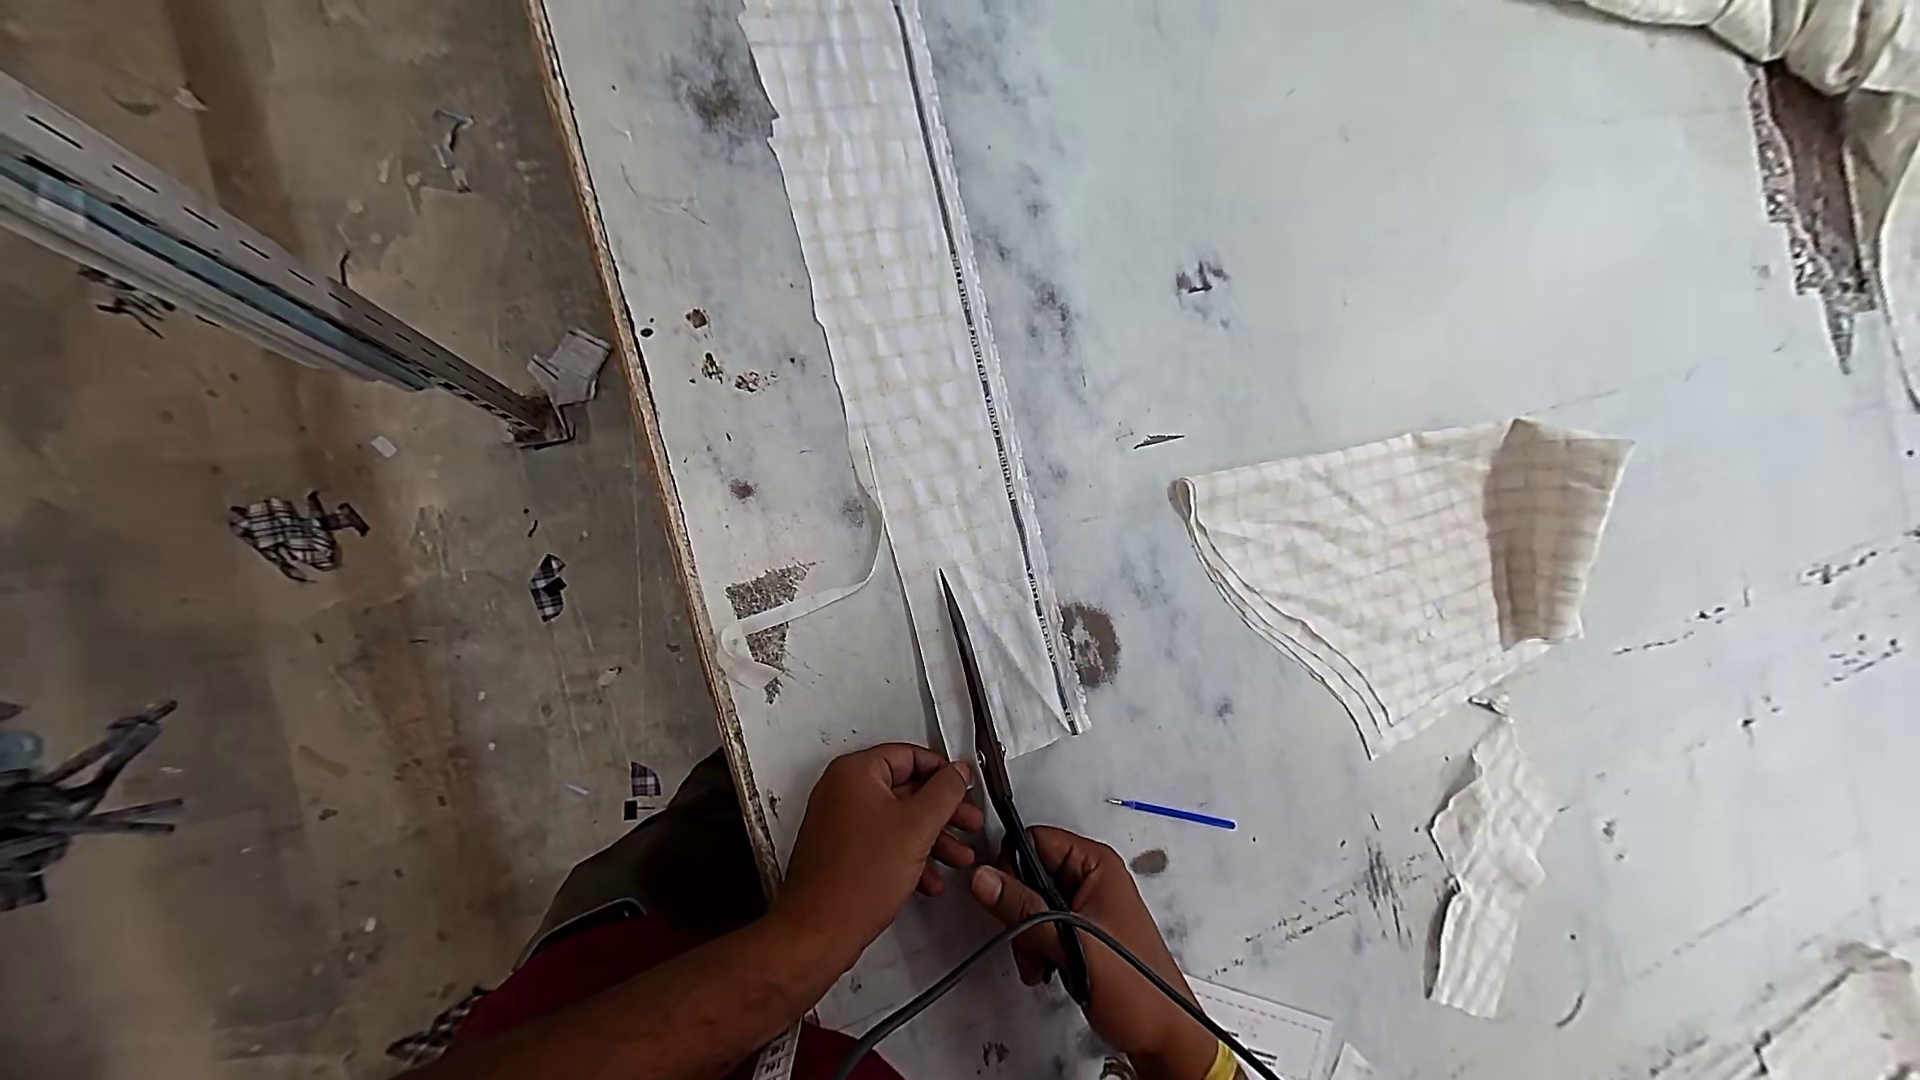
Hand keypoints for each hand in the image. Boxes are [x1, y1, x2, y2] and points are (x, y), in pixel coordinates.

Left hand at [774, 744, 983, 964]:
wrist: (819, 932)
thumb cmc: (853, 882)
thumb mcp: (917, 826)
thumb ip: (945, 792)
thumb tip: (957, 772)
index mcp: (855, 772)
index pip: (910, 755)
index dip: (942, 771)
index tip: (961, 785)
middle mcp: (841, 790)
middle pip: (906, 787)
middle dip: (942, 810)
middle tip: (965, 819)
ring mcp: (838, 820)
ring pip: (897, 817)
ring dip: (931, 836)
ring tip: (955, 853)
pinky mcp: (840, 850)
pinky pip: (882, 840)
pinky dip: (908, 853)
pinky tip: (928, 875)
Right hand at [970, 828, 1216, 1079]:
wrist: (1163, 1039)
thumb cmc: (1139, 989)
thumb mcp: (1072, 944)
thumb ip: (1024, 910)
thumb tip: (986, 880)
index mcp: (1096, 863)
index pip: (1035, 839)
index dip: (1013, 865)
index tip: (1005, 896)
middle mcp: (1091, 876)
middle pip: (1030, 871)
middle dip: (1020, 910)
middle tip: (1027, 938)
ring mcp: (1086, 902)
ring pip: (1033, 900)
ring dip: (1027, 933)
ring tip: (1040, 960)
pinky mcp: (1080, 926)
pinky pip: (1042, 921)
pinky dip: (1037, 944)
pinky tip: (1047, 966)